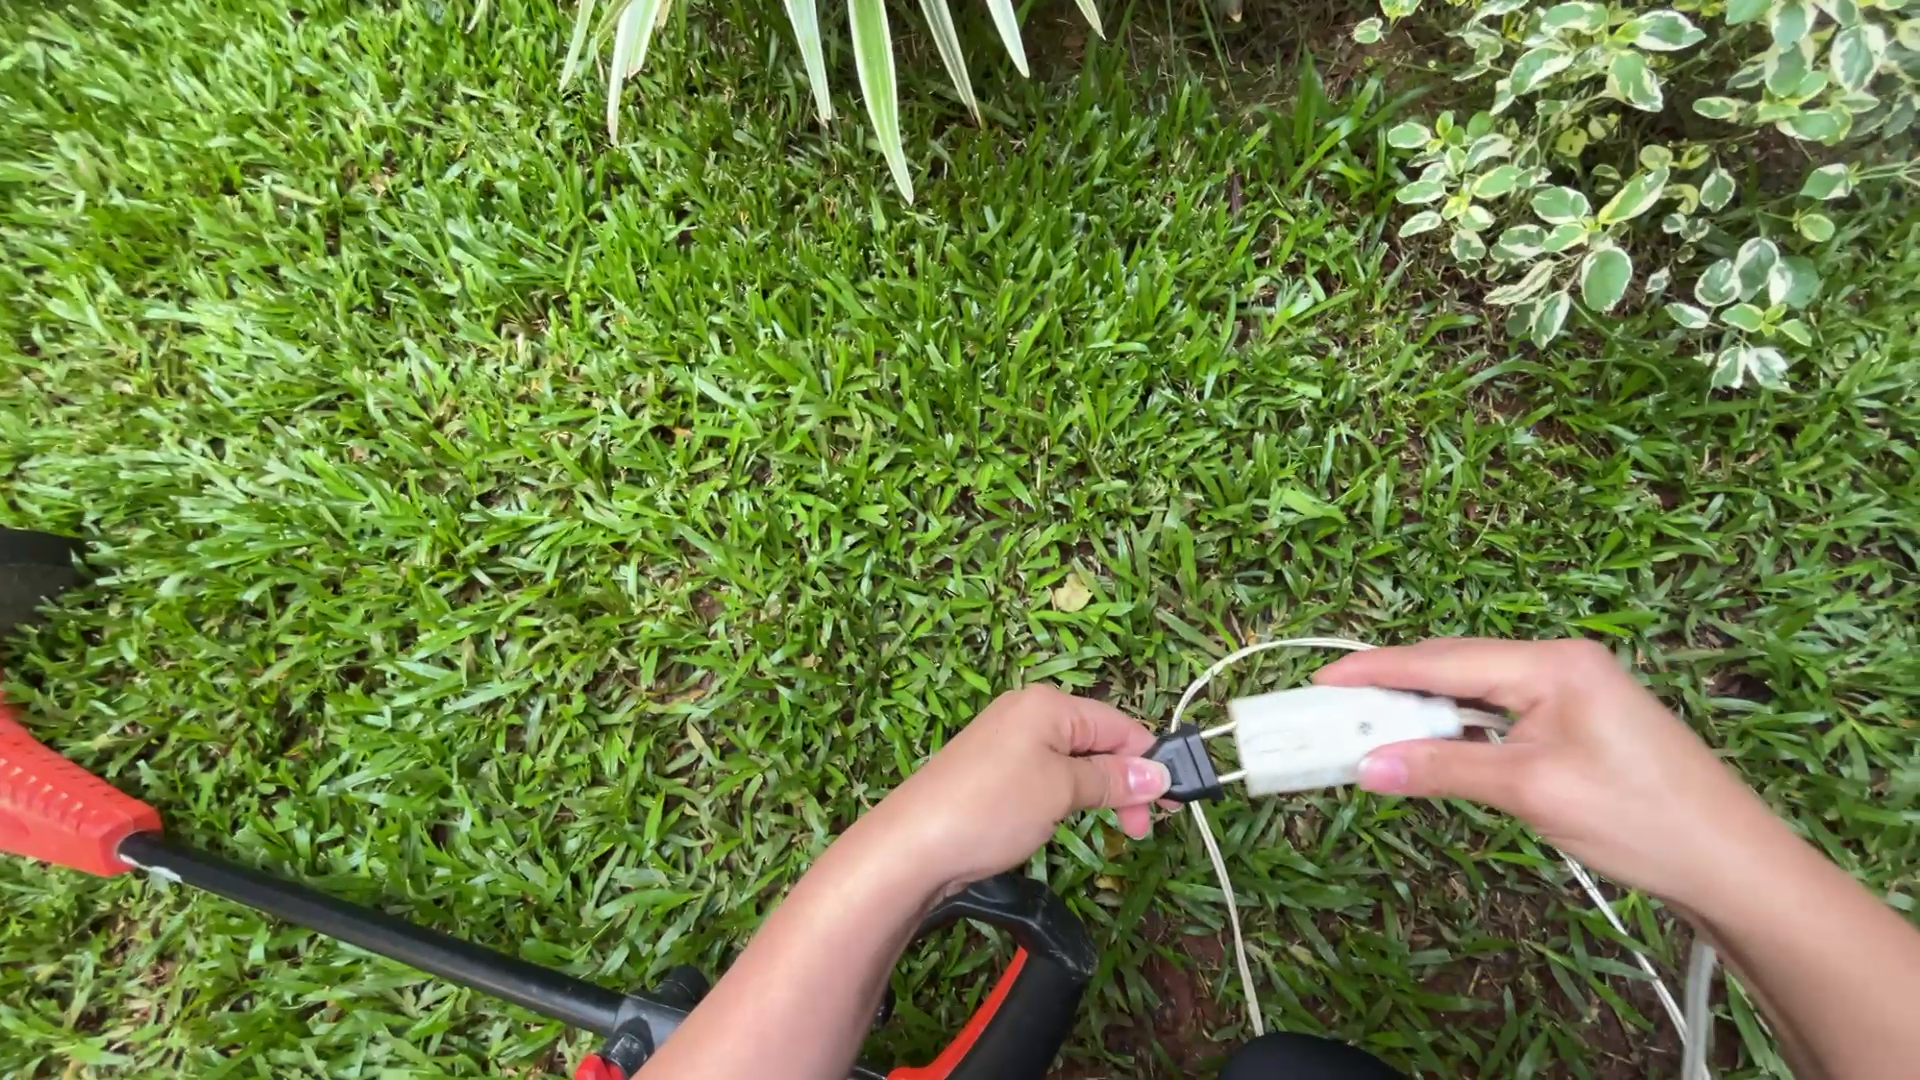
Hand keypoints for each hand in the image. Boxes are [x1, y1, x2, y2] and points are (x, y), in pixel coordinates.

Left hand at [854, 685, 1171, 893]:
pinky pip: (1048, 775)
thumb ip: (1111, 779)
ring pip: (1073, 760)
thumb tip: (1157, 773)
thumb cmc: (992, 807)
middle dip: (1125, 779)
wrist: (913, 844)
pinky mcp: (994, 771)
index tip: (1173, 803)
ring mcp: (1008, 742)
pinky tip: (1071, 817)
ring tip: (1117, 828)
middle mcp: (1028, 713)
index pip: (1117, 723)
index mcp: (1047, 705)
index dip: (1149, 760)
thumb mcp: (1060, 790)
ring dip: (1100, 790)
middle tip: (1144, 827)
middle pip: (1096, 740)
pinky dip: (1069, 795)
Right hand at [1315, 638, 1785, 907]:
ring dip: (1420, 707)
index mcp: (1552, 664)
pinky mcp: (1571, 718)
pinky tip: (1427, 738)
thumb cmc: (1643, 821)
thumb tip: (1364, 768)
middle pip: (1451, 665)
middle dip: (1392, 687)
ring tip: (1370, 724)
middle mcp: (1557, 662)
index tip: (1321, 680)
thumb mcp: (1530, 792)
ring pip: (1468, 687)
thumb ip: (1441, 770)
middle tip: (1336, 708)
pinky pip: (1491, 709)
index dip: (1375, 669)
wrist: (1743, 873)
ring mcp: (1567, 688)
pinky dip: (1452, 723)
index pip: (1441, 660)